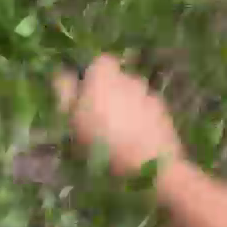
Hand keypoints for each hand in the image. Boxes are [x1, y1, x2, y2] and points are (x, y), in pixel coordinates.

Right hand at [53, 56, 185, 176]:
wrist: (149, 165)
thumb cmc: (100, 141)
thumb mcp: (70, 119)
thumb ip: (64, 92)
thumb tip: (62, 73)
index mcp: (104, 77)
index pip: (100, 60)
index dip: (92, 73)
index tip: (83, 91)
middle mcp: (130, 79)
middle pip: (117, 78)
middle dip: (108, 90)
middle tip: (96, 114)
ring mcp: (150, 95)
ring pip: (132, 94)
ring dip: (124, 104)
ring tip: (116, 129)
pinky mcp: (165, 113)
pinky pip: (146, 109)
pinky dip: (140, 117)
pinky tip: (134, 137)